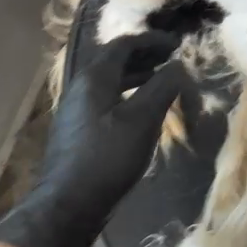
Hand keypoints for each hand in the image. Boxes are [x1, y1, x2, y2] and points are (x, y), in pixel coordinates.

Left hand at [0, 0, 216, 246]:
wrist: (67, 204)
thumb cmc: (108, 157)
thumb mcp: (142, 120)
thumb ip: (163, 87)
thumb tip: (179, 64)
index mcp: (94, 78)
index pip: (124, 44)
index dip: (152, 41)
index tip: (176, 45)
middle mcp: (80, 86)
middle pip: (114, 59)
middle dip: (143, 55)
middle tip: (169, 59)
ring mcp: (75, 109)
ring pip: (109, 80)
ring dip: (135, 75)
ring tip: (160, 80)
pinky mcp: (77, 129)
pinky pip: (105, 98)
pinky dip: (126, 93)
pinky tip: (140, 110)